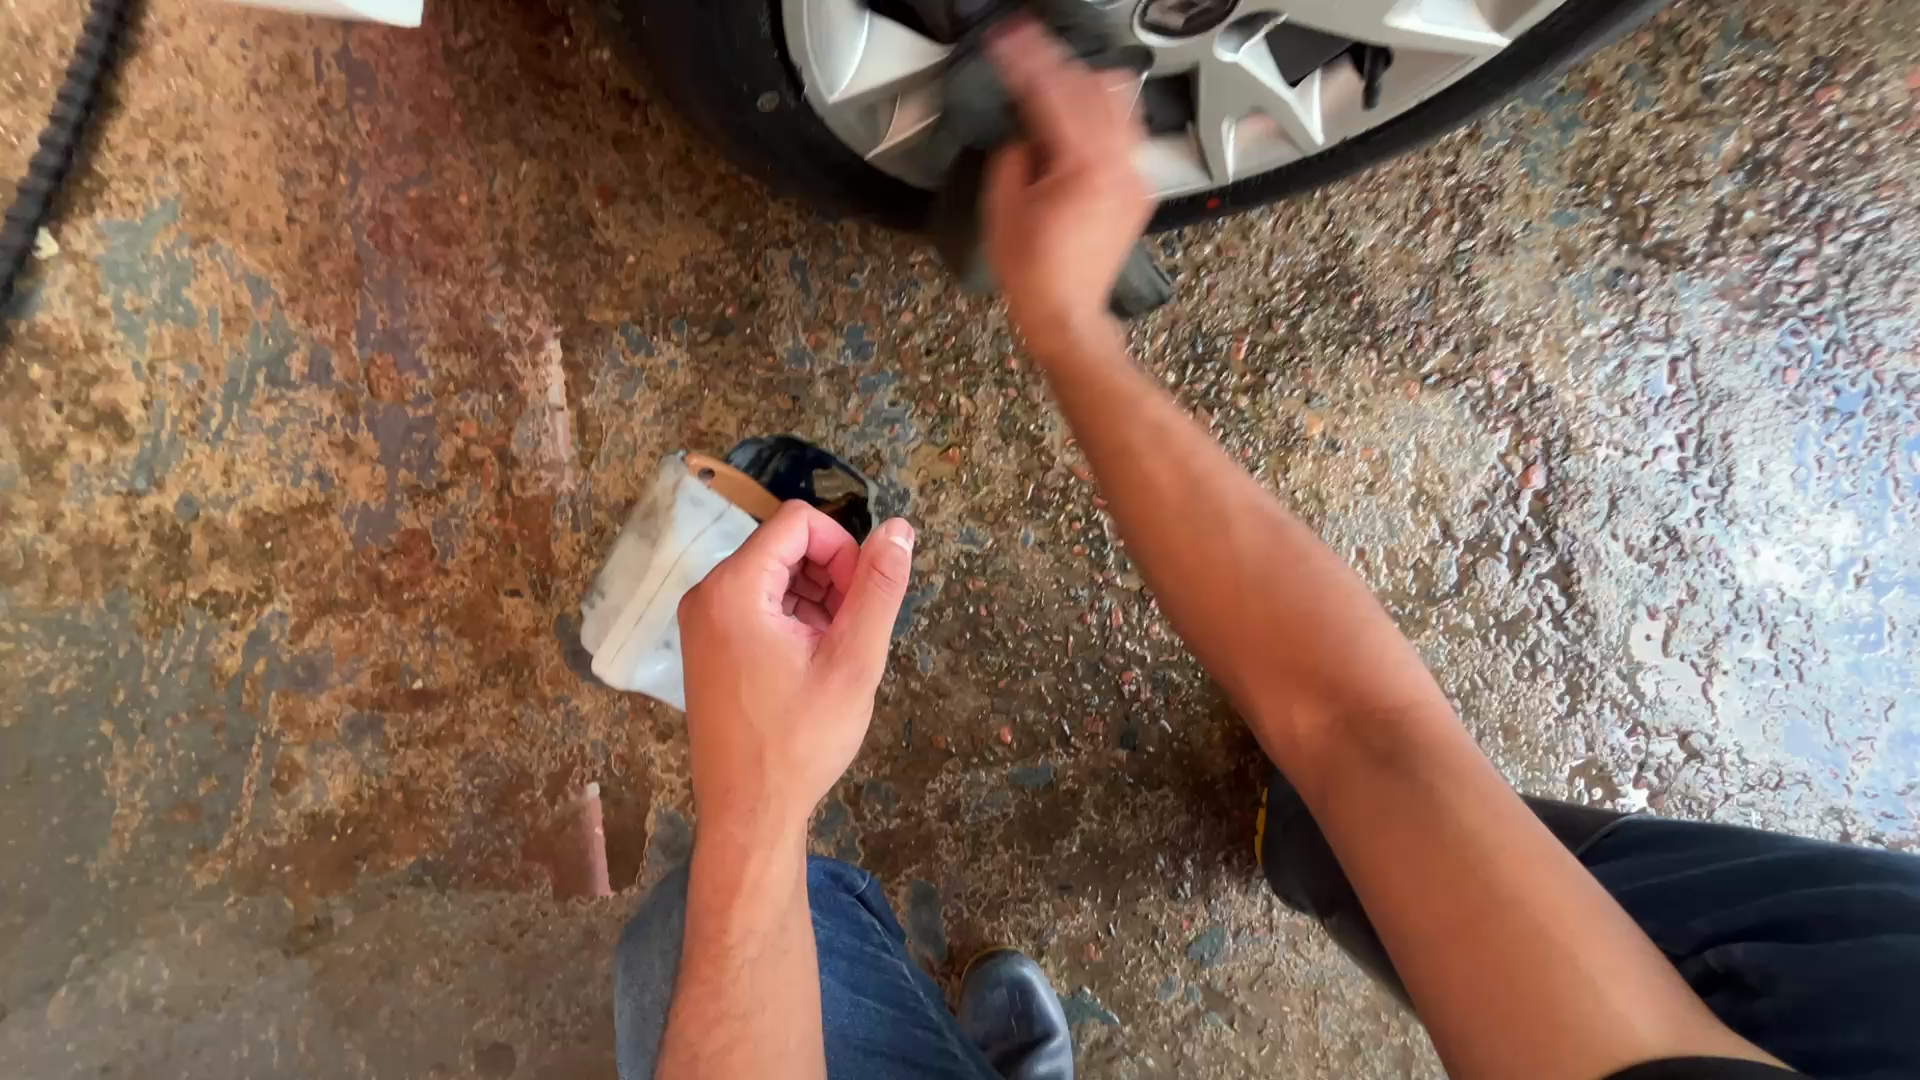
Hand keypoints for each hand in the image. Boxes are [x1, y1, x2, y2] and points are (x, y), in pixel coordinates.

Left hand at [677, 501, 914, 843]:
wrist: (749, 812)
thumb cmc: (802, 739)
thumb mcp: (854, 660)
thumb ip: (879, 588)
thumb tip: (900, 529)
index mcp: (734, 588)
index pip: (798, 522)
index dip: (843, 549)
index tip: (862, 600)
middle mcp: (708, 594)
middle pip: (785, 546)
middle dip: (831, 576)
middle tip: (852, 631)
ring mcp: (703, 621)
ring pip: (775, 575)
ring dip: (817, 599)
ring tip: (833, 653)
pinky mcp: (709, 644)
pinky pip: (759, 604)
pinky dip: (794, 618)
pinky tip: (812, 661)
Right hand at [983, 17, 1152, 353]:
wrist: (1068, 317)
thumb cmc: (1034, 276)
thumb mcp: (1003, 212)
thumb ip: (1014, 157)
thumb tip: (1025, 133)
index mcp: (1083, 167)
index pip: (1055, 93)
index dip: (1027, 60)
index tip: (1008, 39)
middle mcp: (1119, 165)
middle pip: (1094, 86)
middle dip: (1057, 65)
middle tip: (1028, 56)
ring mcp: (1135, 179)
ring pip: (1122, 103)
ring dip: (1086, 86)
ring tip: (1056, 86)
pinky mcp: (1139, 194)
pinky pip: (1129, 135)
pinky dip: (1105, 118)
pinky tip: (1081, 125)